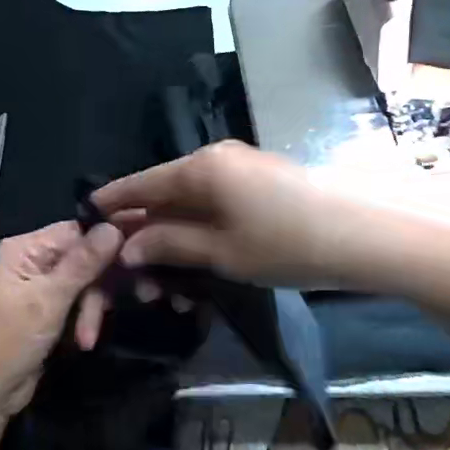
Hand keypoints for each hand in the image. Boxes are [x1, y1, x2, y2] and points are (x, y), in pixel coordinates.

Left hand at [0, 220, 122, 421]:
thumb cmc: (7, 342)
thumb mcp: (48, 301)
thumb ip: (83, 263)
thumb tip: (114, 227)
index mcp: (24, 248)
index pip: (77, 231)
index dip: (106, 245)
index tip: (133, 264)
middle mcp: (32, 260)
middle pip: (84, 258)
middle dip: (99, 286)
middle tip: (115, 309)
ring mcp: (39, 287)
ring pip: (85, 283)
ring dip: (92, 310)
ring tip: (87, 339)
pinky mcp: (47, 312)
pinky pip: (77, 303)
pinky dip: (84, 320)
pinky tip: (84, 342)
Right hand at [90, 141, 361, 287]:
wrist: (364, 233)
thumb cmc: (284, 243)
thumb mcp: (220, 251)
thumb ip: (168, 244)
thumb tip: (126, 248)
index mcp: (197, 168)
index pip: (139, 183)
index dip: (111, 204)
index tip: (85, 221)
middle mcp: (213, 159)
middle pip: (163, 196)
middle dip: (146, 238)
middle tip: (137, 282)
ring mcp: (239, 169)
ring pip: (189, 205)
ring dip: (175, 243)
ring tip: (173, 290)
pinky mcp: (258, 184)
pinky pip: (214, 206)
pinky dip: (200, 234)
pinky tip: (202, 267)